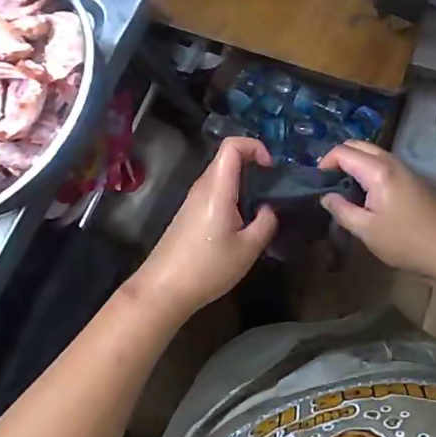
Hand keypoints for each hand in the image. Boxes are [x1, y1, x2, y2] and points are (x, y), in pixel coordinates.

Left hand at [128, 137, 276, 320]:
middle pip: (228, 158)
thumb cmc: (207, 268)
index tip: (271, 168)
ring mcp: (193, 201)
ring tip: (261, 207)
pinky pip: (215, 192)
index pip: (232, 145)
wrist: (162, 291)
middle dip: (254, 164)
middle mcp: (203, 188)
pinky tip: (241, 223)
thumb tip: (269, 208)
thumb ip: (266, 222)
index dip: (255, 146)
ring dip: (244, 183)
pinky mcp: (189, 215)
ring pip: (222, 176)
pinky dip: (233, 196)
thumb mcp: (249, 249)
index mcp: (217, 188)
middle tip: (273, 187)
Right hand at [318, 141, 435, 279]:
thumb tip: (326, 196)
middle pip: (359, 146)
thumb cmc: (406, 241)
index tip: (316, 183)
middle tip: (327, 184)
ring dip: (355, 164)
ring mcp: (404, 169)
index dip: (325, 163)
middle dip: (339, 158)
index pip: (343, 151)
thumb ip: (342, 210)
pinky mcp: (412, 180)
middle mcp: (392, 162)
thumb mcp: (367, 230)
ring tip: (343, 190)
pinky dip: (368, 170)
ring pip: (372, 154)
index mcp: (378, 170)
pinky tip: (365, 195)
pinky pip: (384, 165)